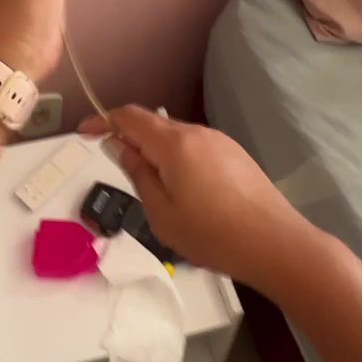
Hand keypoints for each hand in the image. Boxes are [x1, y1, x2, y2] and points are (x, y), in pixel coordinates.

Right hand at [81, 106, 316, 288]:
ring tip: (153, 186)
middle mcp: (196, 132)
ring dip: (155, 150)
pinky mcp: (234, 153)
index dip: (103, 120)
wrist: (276, 243)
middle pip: (153, 124)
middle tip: (118, 164)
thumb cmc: (213, 234)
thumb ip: (139, 176)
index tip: (84, 132)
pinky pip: (195, 146)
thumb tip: (122, 148)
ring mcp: (218, 140)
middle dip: (129, 137)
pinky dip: (178, 157)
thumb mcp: (162, 215)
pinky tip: (185, 189)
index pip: (129, 117)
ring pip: (175, 135)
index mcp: (174, 144)